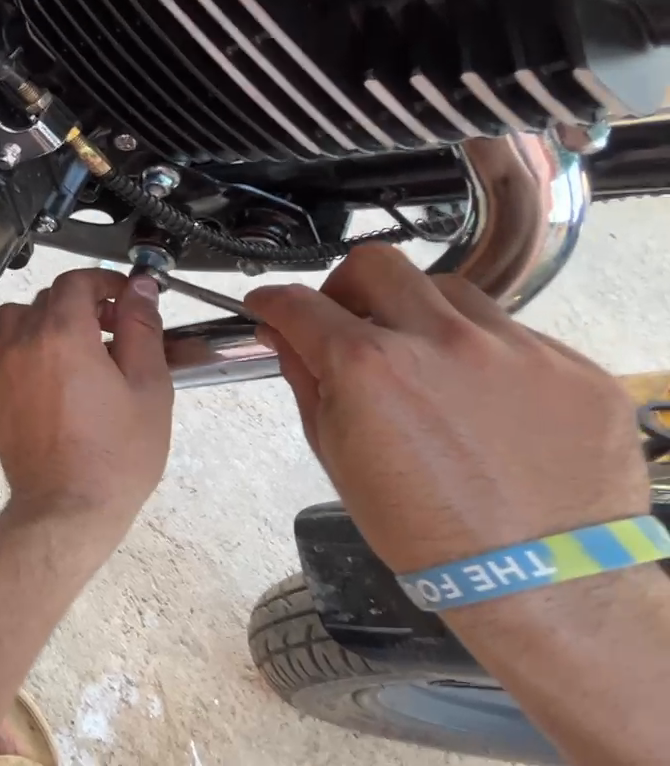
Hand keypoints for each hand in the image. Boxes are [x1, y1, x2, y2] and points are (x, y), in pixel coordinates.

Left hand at [0, 268, 172, 543]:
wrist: (68, 503)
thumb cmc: (114, 455)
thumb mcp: (148, 386)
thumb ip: (141, 328)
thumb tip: (140, 289)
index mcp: (62, 334)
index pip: (76, 281)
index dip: (105, 281)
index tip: (127, 297)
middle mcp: (22, 341)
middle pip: (48, 298)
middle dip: (84, 303)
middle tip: (115, 328)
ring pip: (15, 316)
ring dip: (44, 319)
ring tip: (76, 345)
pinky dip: (10, 342)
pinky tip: (37, 362)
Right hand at [247, 245, 646, 574]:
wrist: (538, 579)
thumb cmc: (418, 524)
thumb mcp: (333, 448)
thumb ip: (306, 377)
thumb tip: (285, 335)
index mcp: (368, 365)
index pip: (298, 302)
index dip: (271, 301)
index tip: (269, 307)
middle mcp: (441, 342)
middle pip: (376, 264)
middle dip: (345, 286)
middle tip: (346, 319)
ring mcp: (517, 351)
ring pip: (450, 291)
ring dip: (420, 314)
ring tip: (424, 359)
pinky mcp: (575, 370)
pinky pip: (514, 334)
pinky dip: (483, 353)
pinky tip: (482, 399)